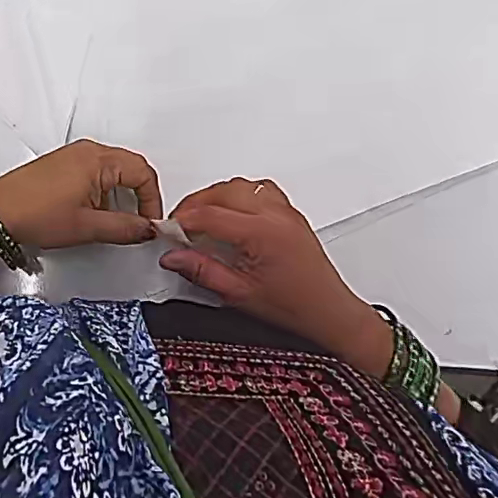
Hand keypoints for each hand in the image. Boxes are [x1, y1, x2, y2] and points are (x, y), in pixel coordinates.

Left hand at [0, 141, 161, 319]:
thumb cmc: (32, 213)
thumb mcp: (88, 227)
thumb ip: (125, 228)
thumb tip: (146, 229)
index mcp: (98, 160)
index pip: (143, 173)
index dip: (152, 201)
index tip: (151, 223)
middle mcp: (87, 151)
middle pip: (132, 168)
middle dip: (140, 196)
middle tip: (141, 222)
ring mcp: (74, 156)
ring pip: (114, 170)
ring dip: (122, 195)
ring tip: (114, 222)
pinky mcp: (63, 164)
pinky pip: (97, 172)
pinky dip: (105, 191)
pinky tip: (94, 213)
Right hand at [159, 178, 386, 363]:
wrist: (329, 312)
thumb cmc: (295, 306)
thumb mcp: (239, 294)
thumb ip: (202, 271)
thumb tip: (175, 258)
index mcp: (262, 233)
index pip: (210, 215)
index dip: (183, 221)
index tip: (168, 230)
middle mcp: (276, 216)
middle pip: (223, 192)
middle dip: (195, 204)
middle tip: (180, 225)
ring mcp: (285, 212)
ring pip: (241, 186)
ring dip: (217, 196)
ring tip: (203, 218)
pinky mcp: (291, 214)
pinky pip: (261, 190)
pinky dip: (240, 195)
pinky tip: (232, 212)